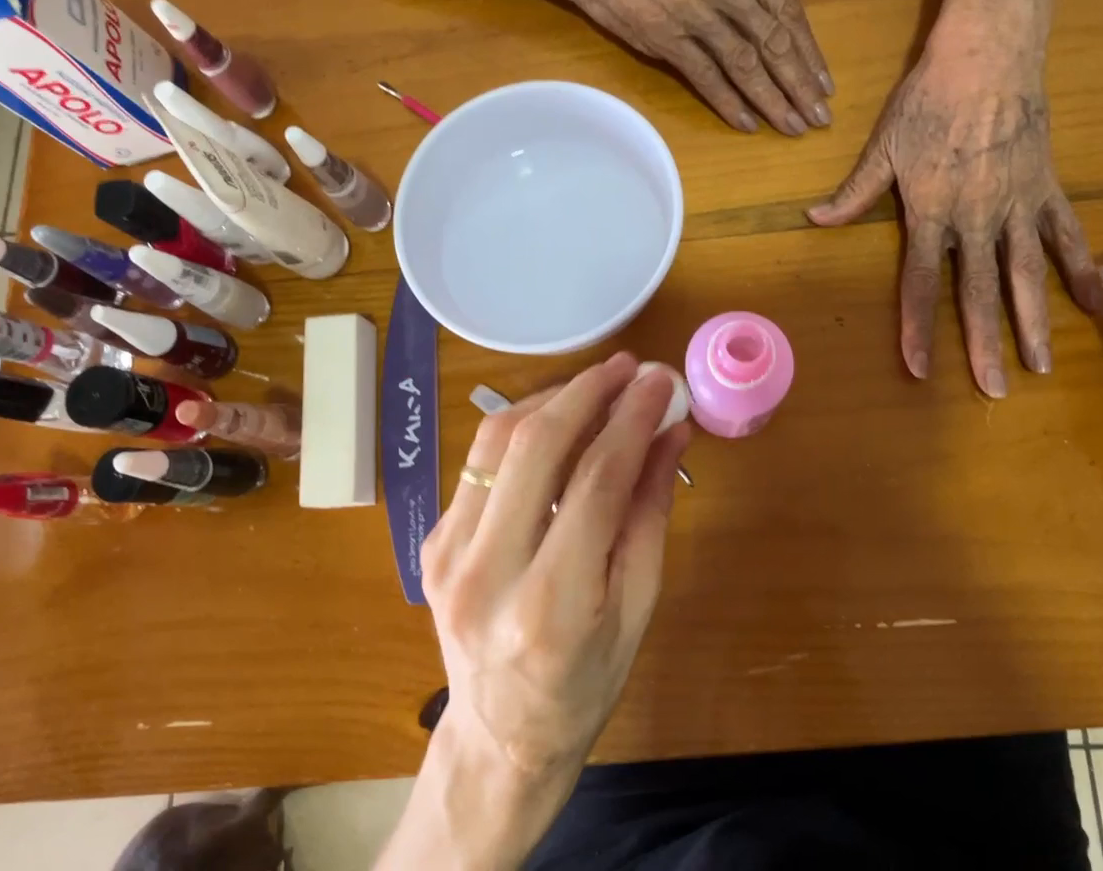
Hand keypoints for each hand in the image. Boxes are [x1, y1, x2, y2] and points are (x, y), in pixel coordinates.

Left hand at [421, 353, 689, 784]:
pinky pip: (479, 463)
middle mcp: (487, 571)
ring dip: (549, 399)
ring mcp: (448, 553)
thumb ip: (650, 512)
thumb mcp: (637, 607)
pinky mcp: (432, 541)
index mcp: (552, 603)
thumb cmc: (586, 682)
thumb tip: (670, 431)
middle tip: (629, 368)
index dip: (633, 419)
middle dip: (586, 391)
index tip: (660, 383)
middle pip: (534, 445)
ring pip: (494, 440)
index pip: (597, 480)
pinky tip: (558, 425)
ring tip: (596, 386)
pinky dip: (522, 431)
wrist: (500, 734)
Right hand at [553, 0, 832, 135]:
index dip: (810, 50)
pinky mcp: (668, 38)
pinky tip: (747, 123)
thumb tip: (786, 9)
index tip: (824, 83)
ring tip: (791, 126)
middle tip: (818, 117)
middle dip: (799, 83)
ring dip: (771, 99)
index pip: (787, 9)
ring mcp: (695, 12)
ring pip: (745, 63)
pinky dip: (729, 102)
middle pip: (773, 41)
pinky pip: (706, 76)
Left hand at [807, 27, 1099, 395]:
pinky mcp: (1047, 187)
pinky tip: (1096, 302)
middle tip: (995, 390)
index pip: (919, 283)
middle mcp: (974, 219)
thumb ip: (853, 193)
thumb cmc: (927, 100)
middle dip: (984, 344)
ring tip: (1042, 365)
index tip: (920, 370)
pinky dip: (1081, 268)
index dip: (917, 329)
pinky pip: (1067, 235)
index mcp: (930, 213)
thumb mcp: (882, 147)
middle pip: (977, 292)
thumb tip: (813, 218)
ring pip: (1026, 274)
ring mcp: (1016, 205)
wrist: (986, 55)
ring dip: (1034, 322)